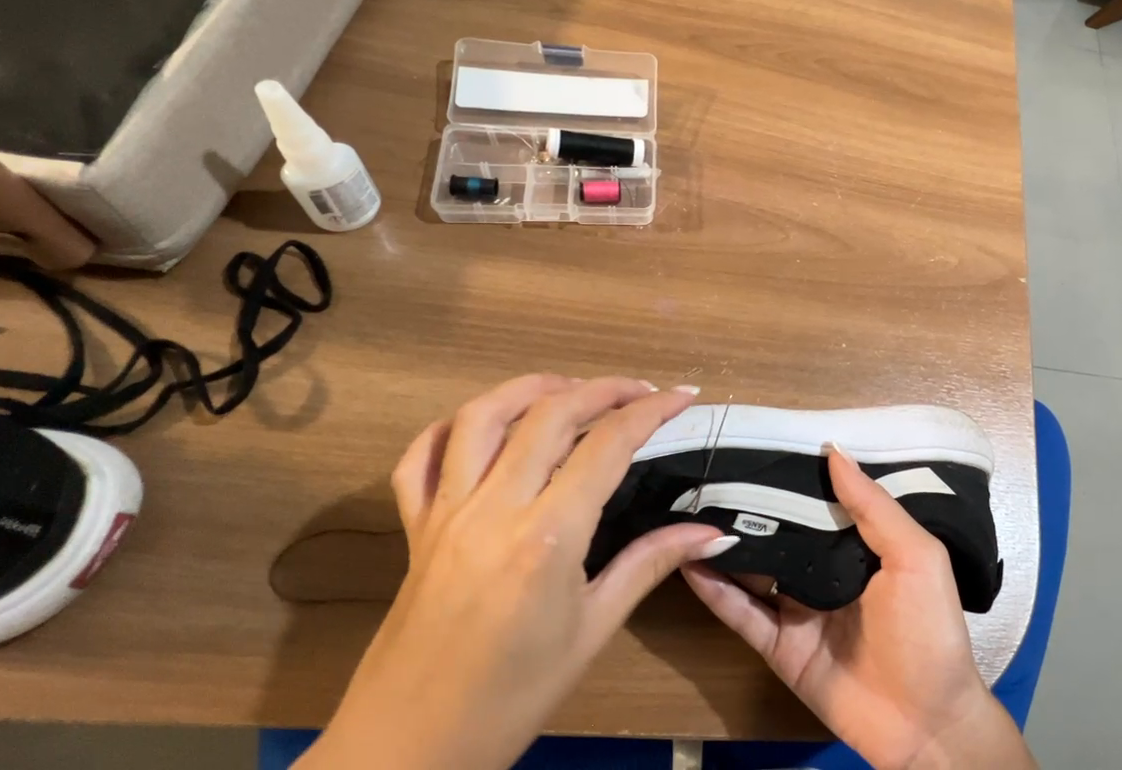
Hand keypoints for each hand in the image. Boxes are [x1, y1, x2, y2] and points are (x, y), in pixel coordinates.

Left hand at [299, 376, 736, 769]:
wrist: (407, 751)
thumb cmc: (513, 697)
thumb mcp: (592, 630)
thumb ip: (650, 565)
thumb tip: (714, 533)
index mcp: (547, 536)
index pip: (608, 445)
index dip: (651, 410)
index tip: (683, 396)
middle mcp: (493, 509)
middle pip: (550, 413)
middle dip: (603, 388)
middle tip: (641, 390)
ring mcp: (445, 514)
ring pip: (481, 417)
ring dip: (531, 388)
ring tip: (570, 390)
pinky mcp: (413, 528)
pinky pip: (420, 458)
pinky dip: (452, 426)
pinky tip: (487, 426)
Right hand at [683, 446, 1034, 769]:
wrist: (925, 721)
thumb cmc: (930, 630)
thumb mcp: (916, 557)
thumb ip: (874, 507)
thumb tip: (834, 452)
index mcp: (863, 546)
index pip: (822, 501)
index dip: (796, 475)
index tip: (760, 443)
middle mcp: (828, 572)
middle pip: (782, 532)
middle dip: (752, 504)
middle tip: (711, 470)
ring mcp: (800, 610)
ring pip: (755, 569)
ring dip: (726, 543)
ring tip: (688, 507)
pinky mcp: (780, 646)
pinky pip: (743, 614)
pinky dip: (715, 591)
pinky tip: (689, 563)